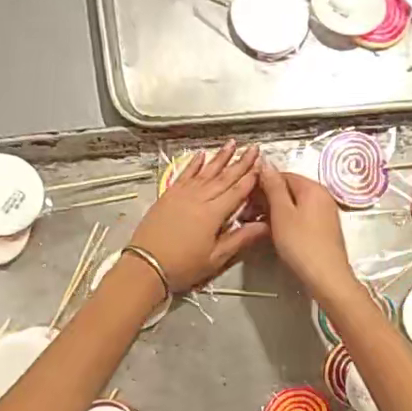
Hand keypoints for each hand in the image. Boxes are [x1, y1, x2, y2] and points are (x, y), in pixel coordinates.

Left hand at [128, 142, 269, 292]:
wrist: (146, 265)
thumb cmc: (182, 266)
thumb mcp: (215, 258)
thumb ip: (240, 239)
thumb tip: (265, 226)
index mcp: (213, 214)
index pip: (237, 191)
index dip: (251, 178)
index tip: (262, 166)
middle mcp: (199, 198)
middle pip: (224, 177)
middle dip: (241, 162)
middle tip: (253, 148)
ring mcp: (182, 195)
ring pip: (205, 172)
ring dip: (220, 157)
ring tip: (232, 143)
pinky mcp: (168, 196)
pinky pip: (184, 175)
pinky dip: (194, 164)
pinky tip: (201, 155)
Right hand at [254, 158, 359, 298]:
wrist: (326, 277)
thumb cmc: (302, 245)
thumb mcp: (282, 213)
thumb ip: (273, 187)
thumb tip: (265, 164)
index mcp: (312, 188)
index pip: (282, 175)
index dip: (261, 184)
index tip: (245, 197)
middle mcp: (322, 196)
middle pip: (289, 189)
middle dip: (267, 199)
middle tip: (247, 213)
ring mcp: (324, 213)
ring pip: (294, 204)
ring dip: (275, 211)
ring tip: (257, 224)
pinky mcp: (324, 229)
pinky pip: (301, 217)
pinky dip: (286, 221)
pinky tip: (275, 232)